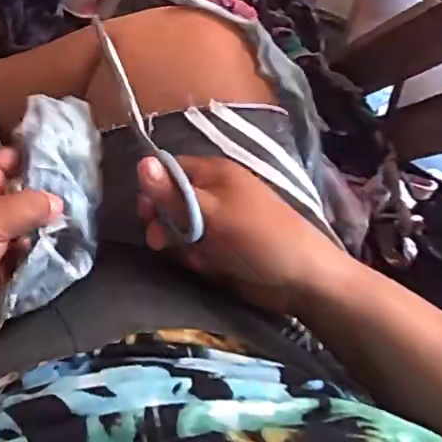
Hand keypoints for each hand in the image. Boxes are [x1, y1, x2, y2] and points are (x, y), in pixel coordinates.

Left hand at [0, 148, 60, 340]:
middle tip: (84, 193)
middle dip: (51, 193)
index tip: (71, 157)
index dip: (38, 155)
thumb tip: (60, 202)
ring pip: (31, 221)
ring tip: (79, 221)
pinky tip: (64, 245)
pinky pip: (29, 248)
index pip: (13, 157)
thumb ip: (30, 205)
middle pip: (26, 190)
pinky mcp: (2, 259)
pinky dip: (42, 248)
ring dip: (49, 225)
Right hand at [137, 154, 361, 317]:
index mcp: (214, 172)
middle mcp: (214, 192)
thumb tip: (141, 161)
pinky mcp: (223, 246)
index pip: (170, 169)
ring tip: (191, 257)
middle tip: (160, 241)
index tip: (146, 212)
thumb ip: (173, 193)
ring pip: (180, 227)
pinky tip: (205, 266)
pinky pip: (195, 248)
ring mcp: (219, 220)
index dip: (154, 188)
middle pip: (171, 200)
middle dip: (164, 221)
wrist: (301, 279)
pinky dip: (195, 257)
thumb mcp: (211, 213)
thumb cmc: (258, 236)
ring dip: (179, 243)